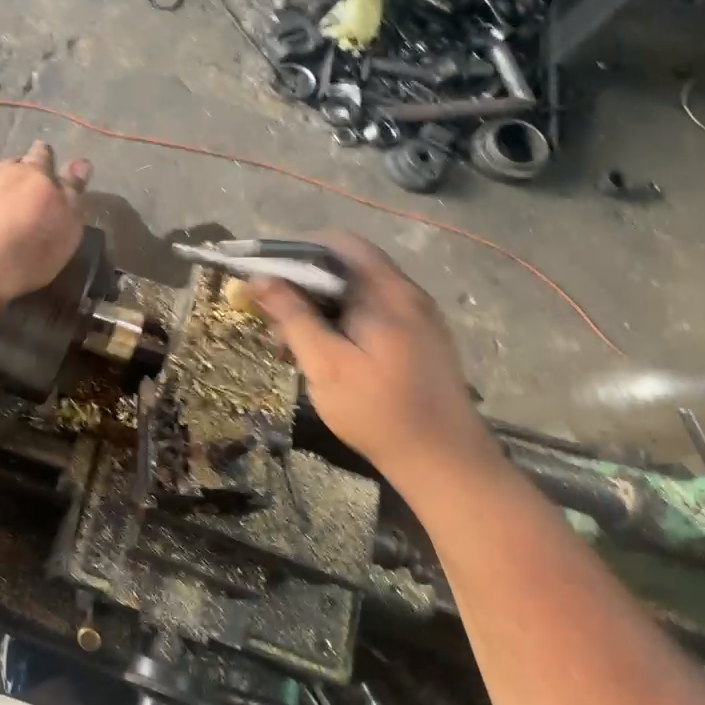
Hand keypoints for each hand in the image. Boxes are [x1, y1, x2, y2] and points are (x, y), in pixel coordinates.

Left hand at [0, 141, 90, 308]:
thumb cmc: (25, 259)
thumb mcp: (64, 235)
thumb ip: (72, 197)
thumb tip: (80, 164)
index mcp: (41, 179)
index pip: (50, 160)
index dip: (51, 164)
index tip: (52, 171)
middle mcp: (11, 171)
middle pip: (23, 160)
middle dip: (29, 164)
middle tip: (29, 180)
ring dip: (0, 170)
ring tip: (0, 183)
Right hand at [250, 234, 491, 471]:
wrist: (444, 460)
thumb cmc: (378, 410)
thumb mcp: (325, 364)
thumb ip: (294, 317)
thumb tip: (261, 280)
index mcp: (387, 293)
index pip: (338, 244)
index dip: (295, 252)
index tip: (262, 276)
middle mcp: (407, 296)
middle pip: (346, 268)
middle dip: (302, 286)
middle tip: (272, 319)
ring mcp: (417, 319)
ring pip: (356, 294)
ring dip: (318, 308)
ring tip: (291, 344)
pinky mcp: (418, 341)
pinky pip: (371, 314)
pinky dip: (340, 323)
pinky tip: (323, 355)